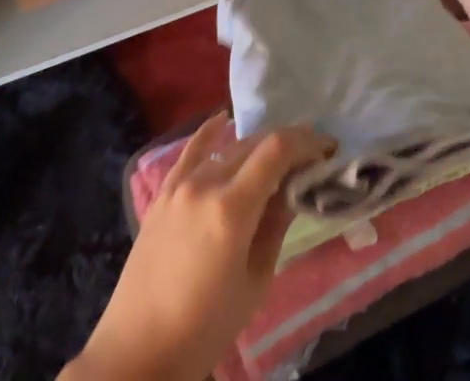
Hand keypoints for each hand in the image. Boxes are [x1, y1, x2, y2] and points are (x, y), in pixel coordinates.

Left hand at [62, 113, 332, 380]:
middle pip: (253, 144)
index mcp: (231, 208)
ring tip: (280, 153)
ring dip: (256, 145)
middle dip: (288, 143)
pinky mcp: (161, 196)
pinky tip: (222, 121)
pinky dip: (208, 134)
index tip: (329, 150)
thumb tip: (291, 191)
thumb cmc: (206, 325)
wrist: (140, 349)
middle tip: (313, 155)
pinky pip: (188, 153)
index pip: (276, 150)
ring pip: (225, 148)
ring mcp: (178, 187)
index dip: (307, 142)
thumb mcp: (255, 281)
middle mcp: (203, 184)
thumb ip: (274, 227)